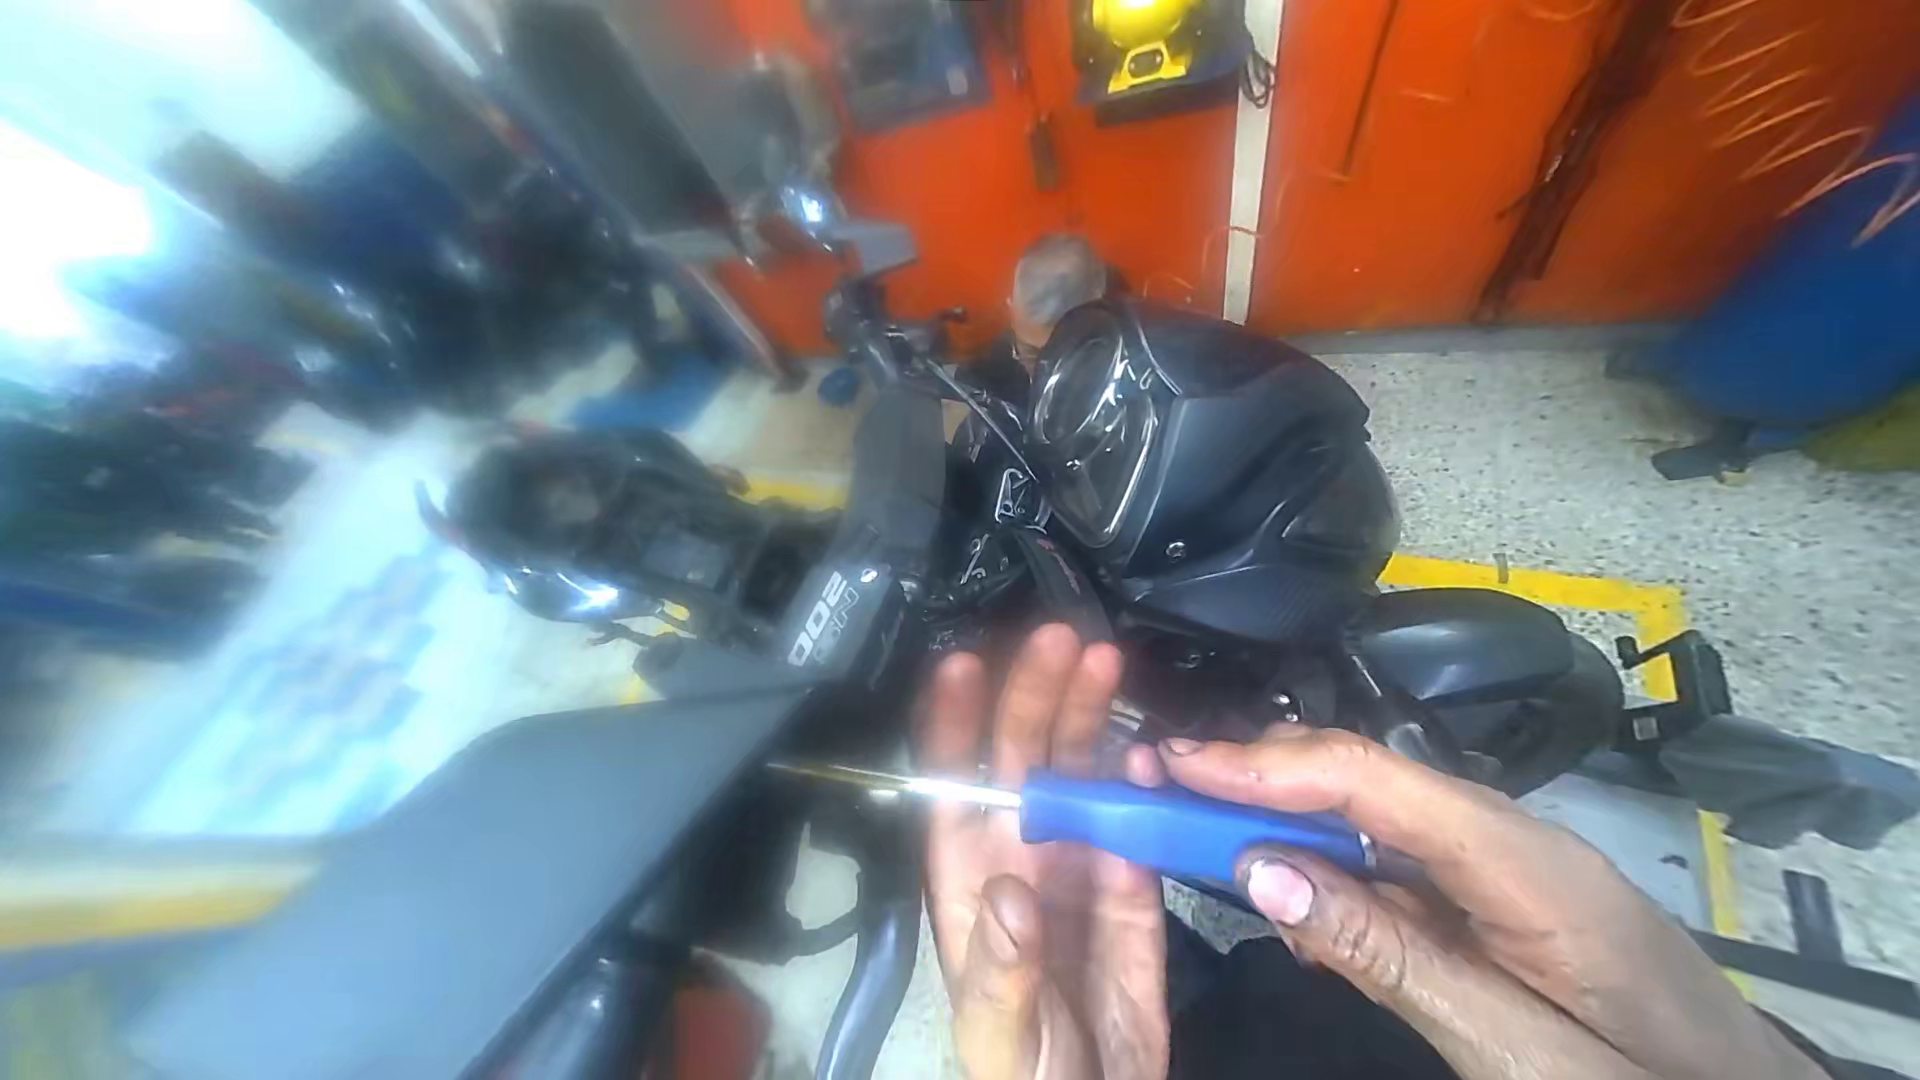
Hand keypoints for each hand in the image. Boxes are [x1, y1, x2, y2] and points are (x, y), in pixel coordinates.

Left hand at [919, 625, 1167, 1079]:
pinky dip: (1142, 784)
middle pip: (1024, 751)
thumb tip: (1009, 895)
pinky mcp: (1132, 876)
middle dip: (1037, 692)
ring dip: (1089, 714)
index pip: (953, 778)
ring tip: (1102, 664)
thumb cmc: (1023, 1072)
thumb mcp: (997, 1034)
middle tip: (1060, 642)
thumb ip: (1000, 969)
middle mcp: (1022, 842)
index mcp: (970, 869)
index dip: (954, 720)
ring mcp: (1079, 853)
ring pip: (1080, 767)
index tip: (963, 666)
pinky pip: (1136, 818)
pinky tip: (1145, 757)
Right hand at [1146, 725, 1829, 1079]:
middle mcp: (1495, 827)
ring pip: (1353, 799)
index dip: (1260, 763)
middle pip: (1350, 768)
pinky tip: (1291, 889)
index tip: (1177, 763)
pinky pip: (1375, 842)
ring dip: (1274, 811)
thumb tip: (1258, 869)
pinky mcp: (1473, 874)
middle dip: (1251, 772)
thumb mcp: (1519, 1054)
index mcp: (1520, 858)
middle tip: (1168, 784)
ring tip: (1207, 831)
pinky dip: (1315, 854)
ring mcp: (1485, 847)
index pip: (1364, 774)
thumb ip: (1387, 954)